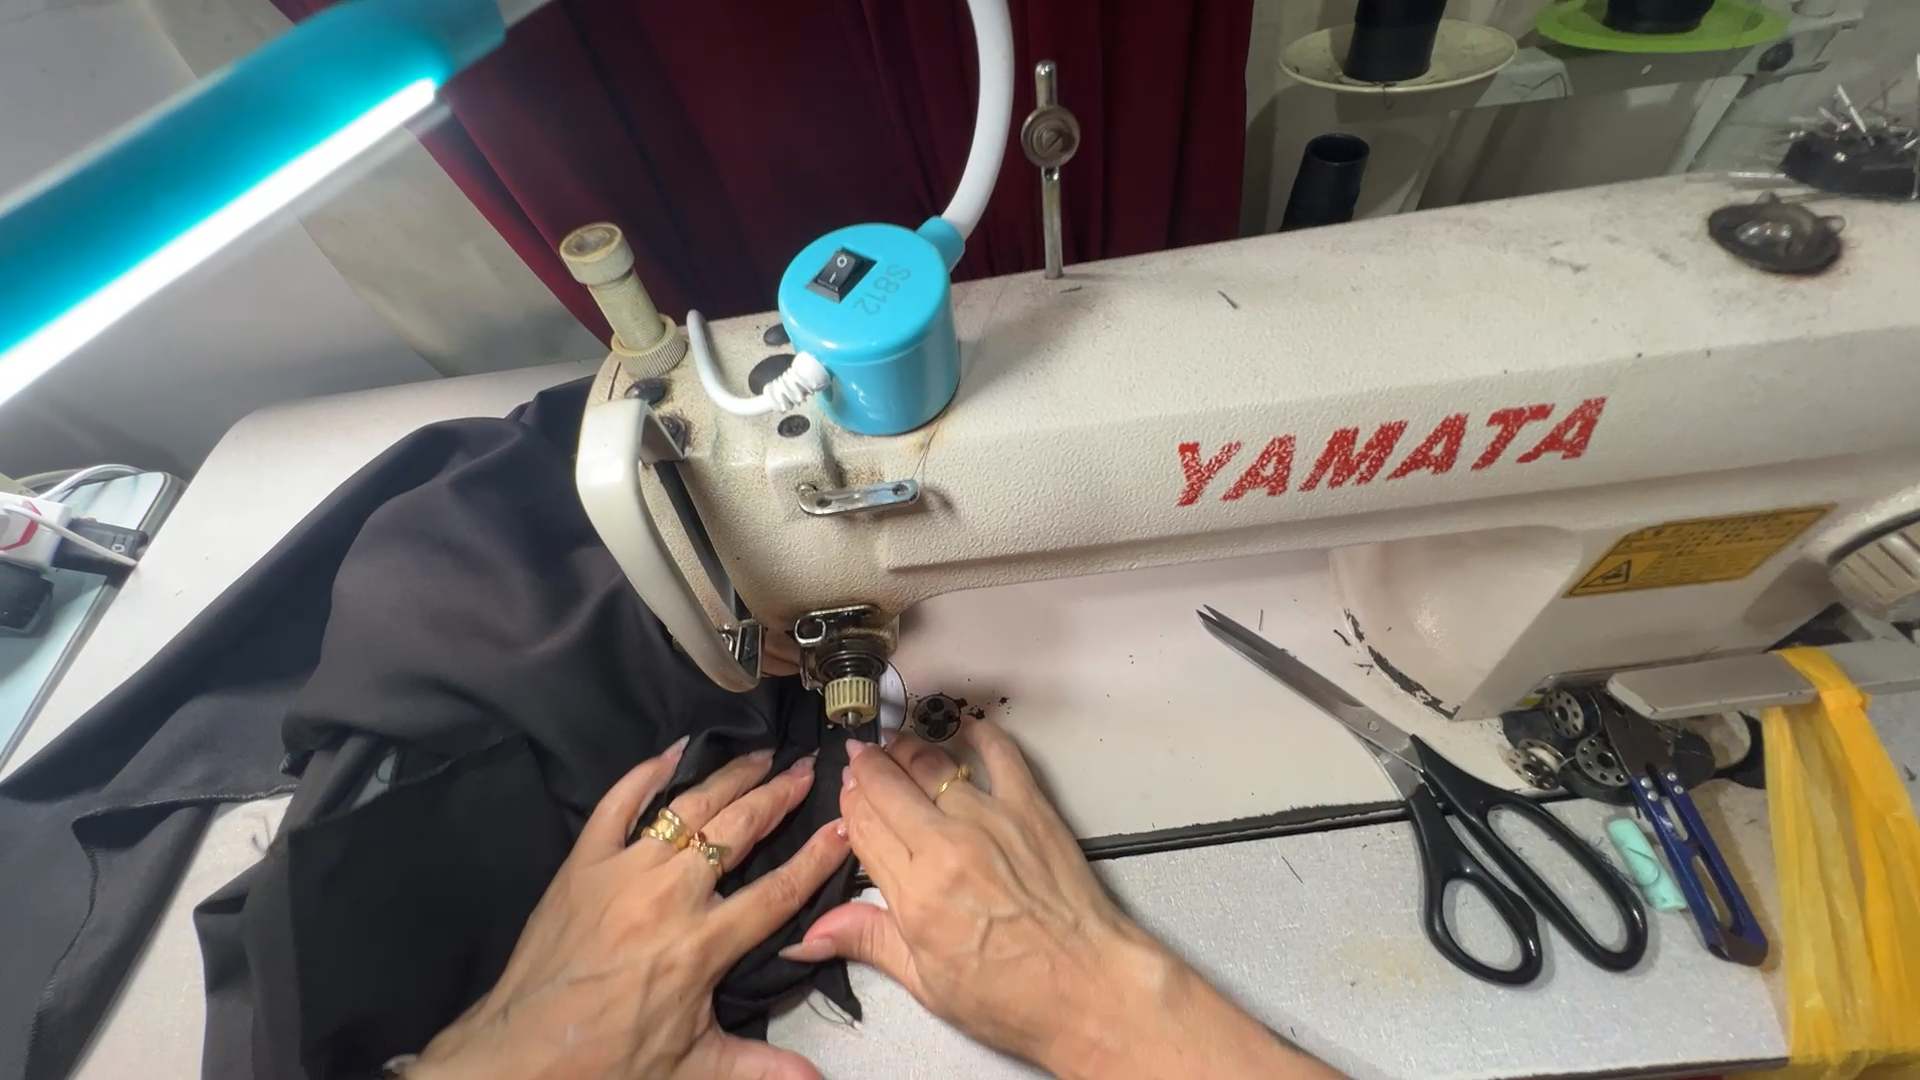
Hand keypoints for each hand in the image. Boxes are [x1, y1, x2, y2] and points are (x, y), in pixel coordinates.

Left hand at [413, 738, 847, 1079]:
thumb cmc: (607, 1064)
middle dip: (780, 795)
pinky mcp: (585, 863)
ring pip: (690, 808)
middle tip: (805, 768)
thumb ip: (759, 1069)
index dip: (818, 856)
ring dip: (731, 777)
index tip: (845, 824)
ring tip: (761, 755)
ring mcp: (625, 872)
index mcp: (701, 945)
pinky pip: (618, 804)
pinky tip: (677, 750)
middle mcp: (670, 897)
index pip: (779, 890)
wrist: (512, 1062)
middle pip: (739, 830)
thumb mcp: (691, 1069)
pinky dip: (647, 773)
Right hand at [784, 723, 1343, 1079]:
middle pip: (897, 776)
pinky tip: (966, 726)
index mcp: (922, 880)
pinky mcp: (1035, 806)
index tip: (840, 767)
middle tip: (858, 739)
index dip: (850, 784)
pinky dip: (980, 735)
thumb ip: (871, 936)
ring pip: (940, 757)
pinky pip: (1001, 753)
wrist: (1095, 989)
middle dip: (872, 754)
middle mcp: (955, 836)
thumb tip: (819, 925)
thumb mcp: (930, 979)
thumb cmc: (1014, 996)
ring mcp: (997, 814)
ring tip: (897, 728)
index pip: (868, 811)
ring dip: (915, 740)